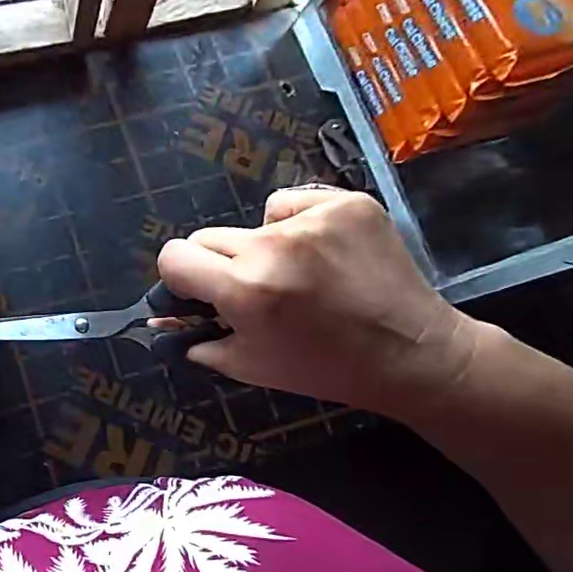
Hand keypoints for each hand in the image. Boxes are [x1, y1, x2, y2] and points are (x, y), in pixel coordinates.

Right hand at [155, 187, 481, 415]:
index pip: (173, 256)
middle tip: (249, 289)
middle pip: (207, 237)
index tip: (197, 291)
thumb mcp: (247, 365)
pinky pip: (293, 204)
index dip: (178, 276)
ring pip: (253, 222)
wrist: (411, 354)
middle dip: (217, 264)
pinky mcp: (346, 202)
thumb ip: (195, 339)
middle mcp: (272, 246)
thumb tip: (162, 317)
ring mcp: (312, 219)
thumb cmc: (322, 368)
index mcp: (244, 289)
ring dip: (260, 245)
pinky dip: (297, 226)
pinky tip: (323, 253)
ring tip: (297, 274)